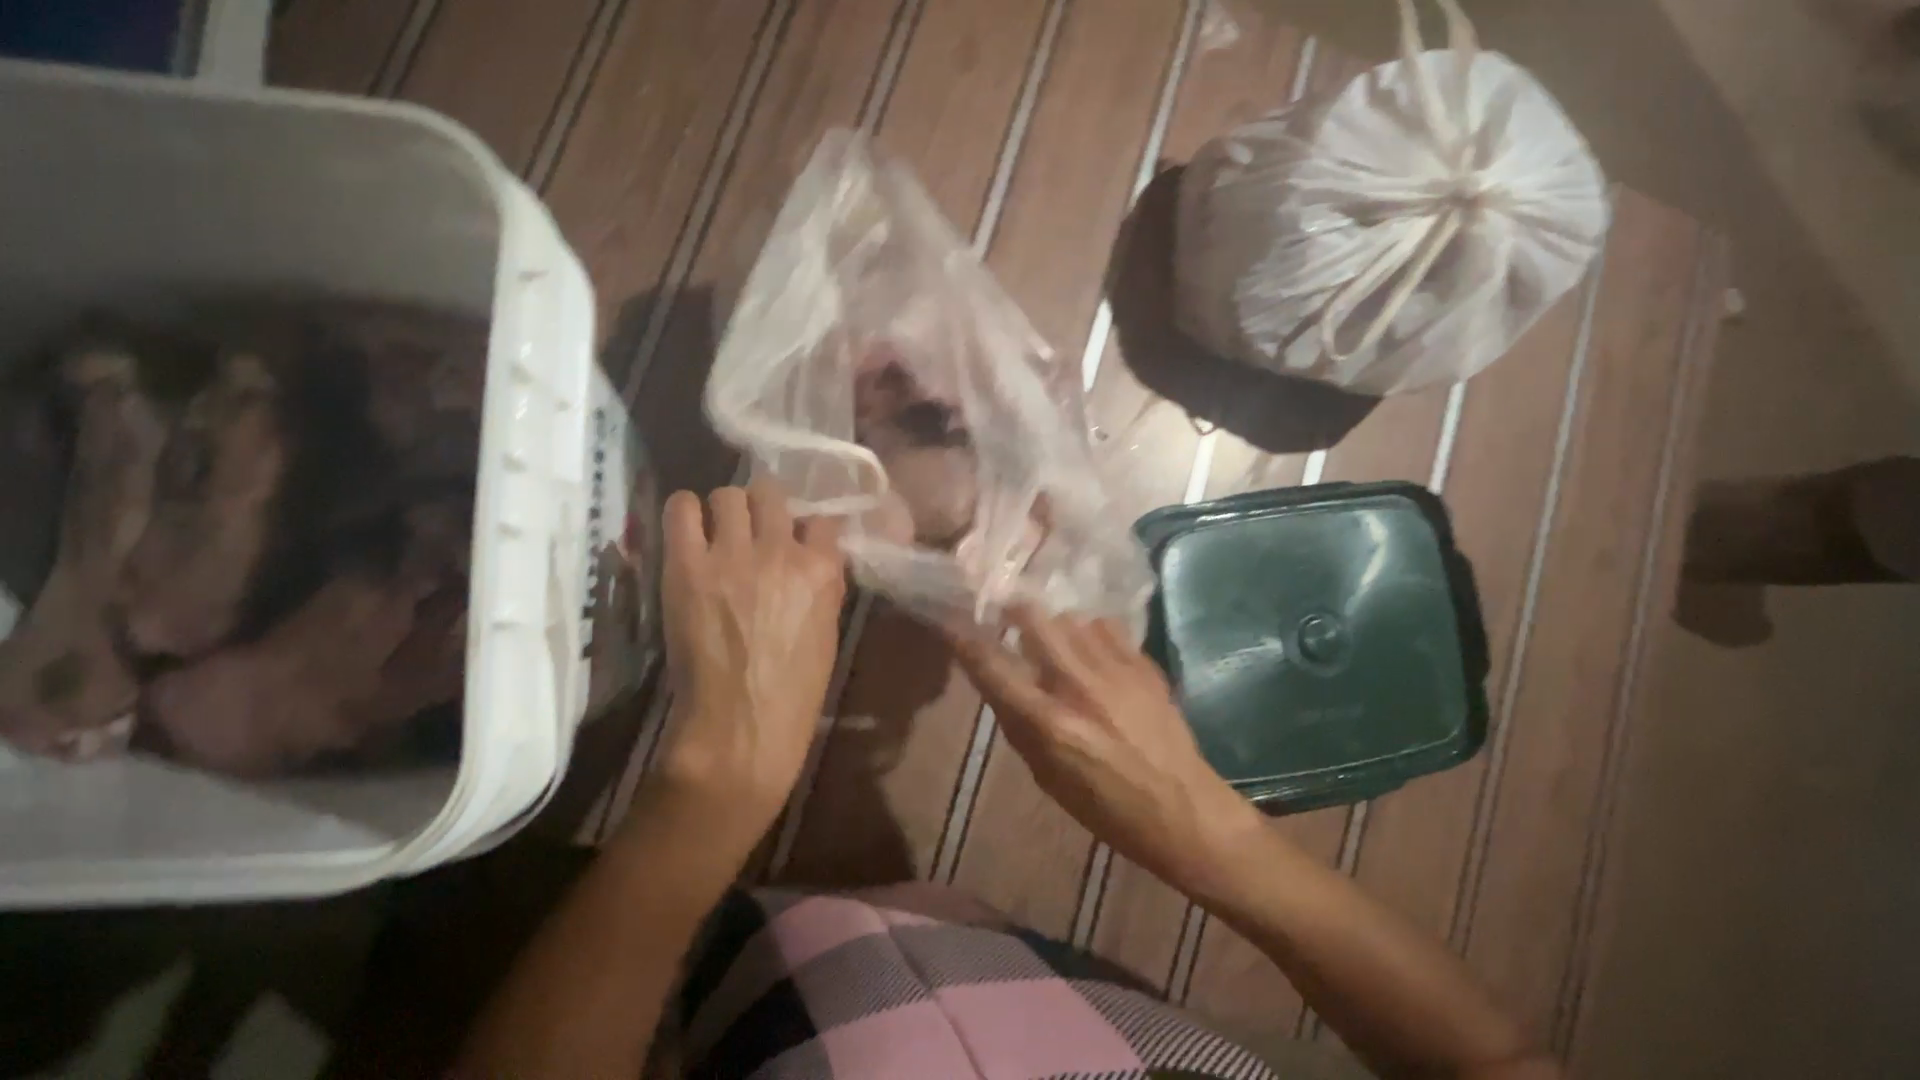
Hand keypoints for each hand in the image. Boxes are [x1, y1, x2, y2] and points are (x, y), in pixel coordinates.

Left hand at [655, 484, 845, 836]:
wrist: (740, 726)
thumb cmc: (792, 693)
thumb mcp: (826, 633)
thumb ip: (822, 587)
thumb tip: (810, 559)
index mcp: (822, 571)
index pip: (822, 519)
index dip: (805, 527)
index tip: (794, 538)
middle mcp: (781, 551)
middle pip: (772, 494)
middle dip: (763, 509)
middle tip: (750, 532)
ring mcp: (733, 555)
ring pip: (730, 494)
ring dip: (725, 510)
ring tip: (715, 534)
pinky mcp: (688, 565)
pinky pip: (683, 507)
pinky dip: (685, 512)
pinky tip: (687, 531)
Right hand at [947, 607, 1262, 897]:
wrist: (1182, 809)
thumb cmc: (1106, 808)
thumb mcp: (1047, 778)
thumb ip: (1019, 726)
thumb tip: (1000, 686)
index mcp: (1048, 723)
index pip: (992, 666)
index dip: (963, 638)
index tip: (949, 619)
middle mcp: (1077, 685)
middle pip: (1033, 618)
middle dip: (1013, 611)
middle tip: (1006, 617)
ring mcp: (1116, 669)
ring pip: (1070, 617)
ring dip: (1054, 624)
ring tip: (1054, 639)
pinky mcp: (1144, 664)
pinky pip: (1107, 627)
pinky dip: (1091, 633)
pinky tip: (1093, 651)